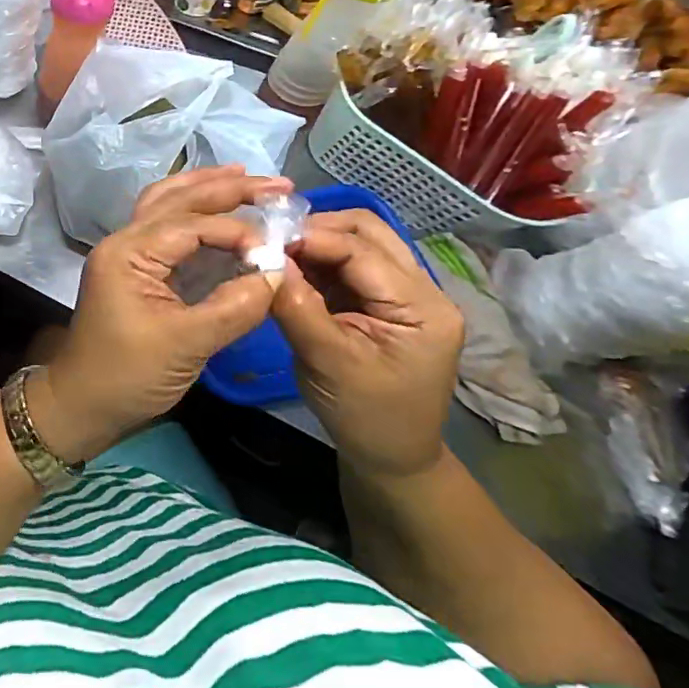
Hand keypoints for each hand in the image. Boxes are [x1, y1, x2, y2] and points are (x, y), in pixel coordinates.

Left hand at [31, 167, 291, 461]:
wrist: (82, 406)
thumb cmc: (127, 376)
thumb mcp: (185, 345)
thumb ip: (234, 308)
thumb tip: (277, 275)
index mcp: (129, 252)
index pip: (192, 224)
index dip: (237, 231)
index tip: (276, 249)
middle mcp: (125, 240)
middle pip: (179, 199)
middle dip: (227, 187)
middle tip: (278, 184)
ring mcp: (128, 252)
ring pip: (168, 204)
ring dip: (207, 188)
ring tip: (245, 176)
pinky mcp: (136, 268)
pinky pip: (167, 226)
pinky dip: (196, 213)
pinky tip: (220, 211)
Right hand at [272, 210, 464, 477]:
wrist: (392, 458)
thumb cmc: (365, 417)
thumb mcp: (328, 363)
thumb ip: (298, 307)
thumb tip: (265, 257)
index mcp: (423, 307)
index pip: (363, 252)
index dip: (313, 238)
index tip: (265, 238)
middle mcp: (424, 289)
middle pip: (369, 231)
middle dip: (319, 229)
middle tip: (273, 241)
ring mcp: (407, 292)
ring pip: (361, 241)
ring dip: (319, 242)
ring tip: (279, 252)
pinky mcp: (386, 300)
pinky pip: (353, 264)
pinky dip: (321, 260)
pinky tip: (294, 268)